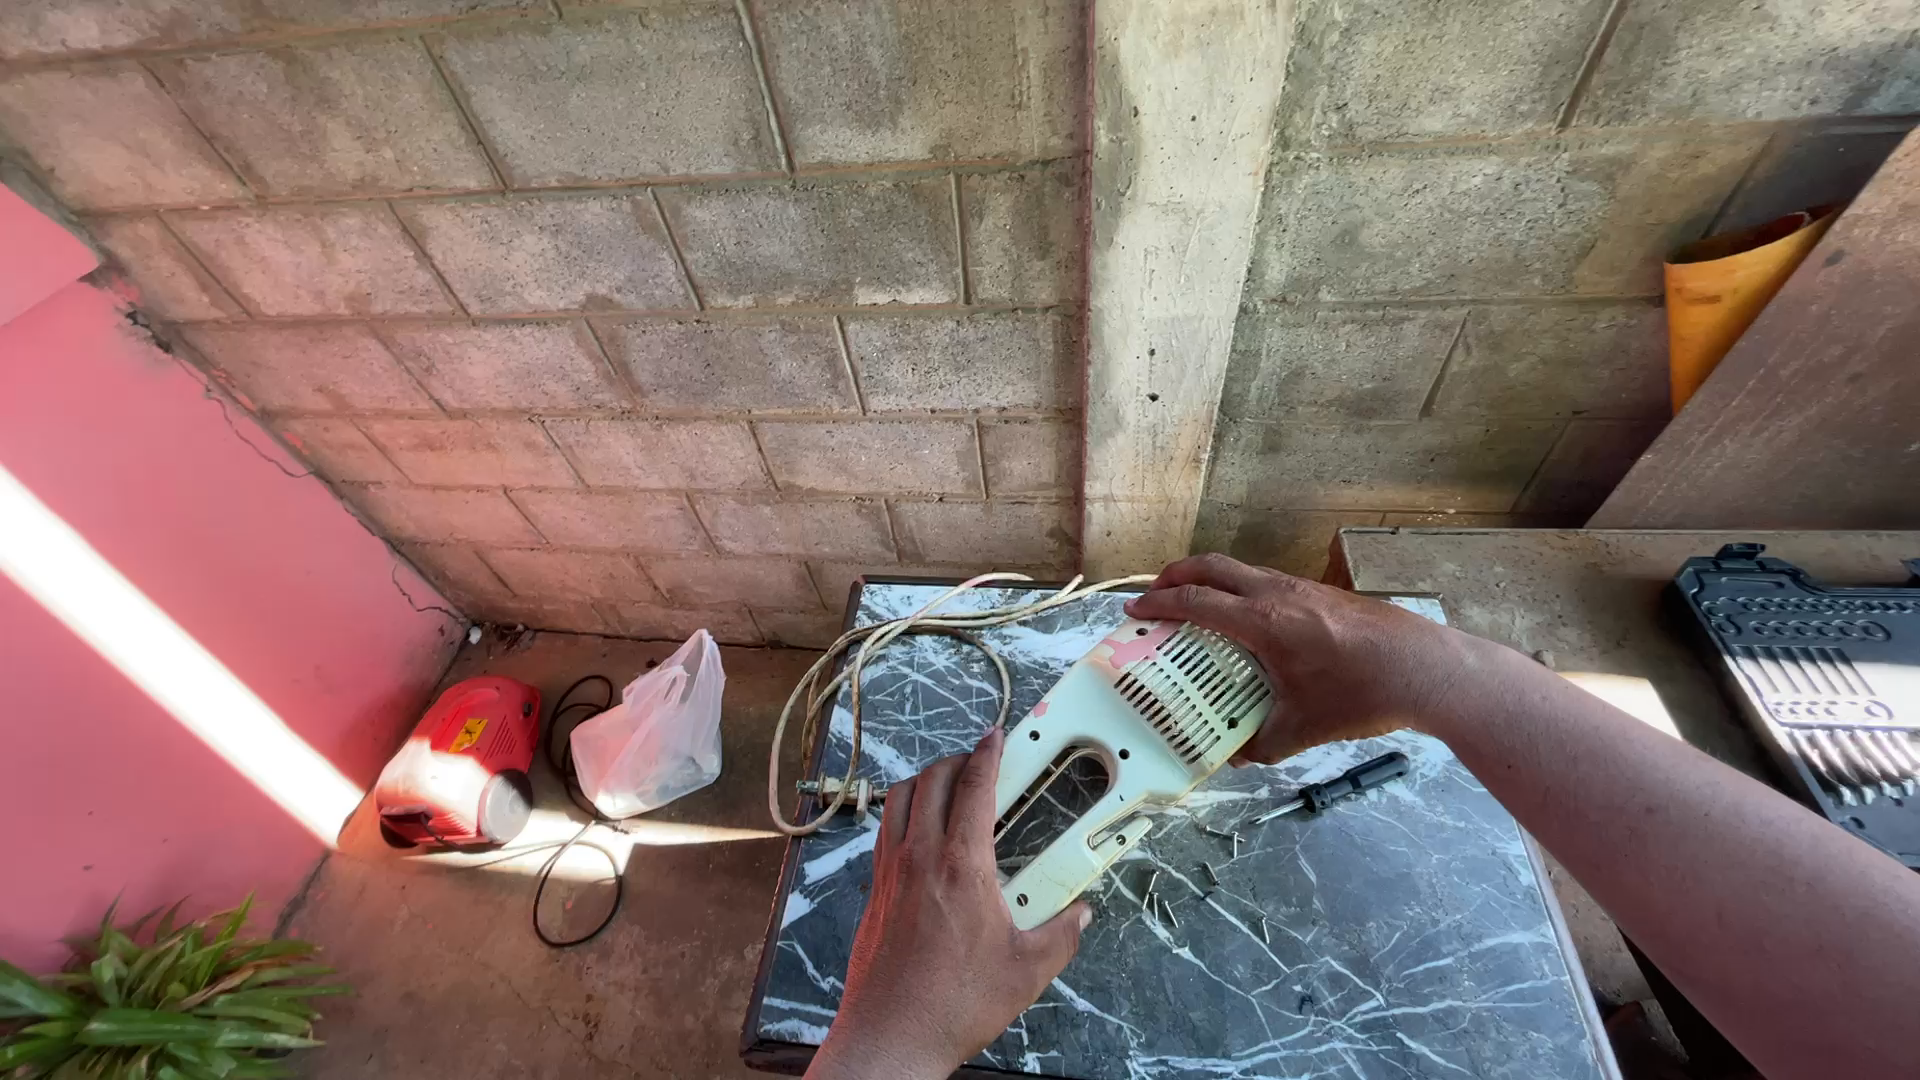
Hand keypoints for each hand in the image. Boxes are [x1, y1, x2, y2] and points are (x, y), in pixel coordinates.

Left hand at [807, 727, 1091, 1078]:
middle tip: (979, 764)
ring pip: (901, 795)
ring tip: (949, 786)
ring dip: (927, 779)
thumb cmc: (956, 1003)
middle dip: (958, 760)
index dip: (988, 753)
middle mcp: (920, 854)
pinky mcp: (875, 886)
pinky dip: (904, 808)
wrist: (890, 1037)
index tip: (995, 735)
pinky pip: (886, 825)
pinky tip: (919, 827)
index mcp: (962, 865)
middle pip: (933, 778)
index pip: (974, 787)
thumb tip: (1081, 912)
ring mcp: (891, 868)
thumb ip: (1061, 934)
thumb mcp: (1026, 971)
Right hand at [1123, 553, 1491, 762]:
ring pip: (1236, 567)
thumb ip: (1259, 744)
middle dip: (1173, 574)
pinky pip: (1258, 577)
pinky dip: (1233, 585)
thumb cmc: (1361, 695)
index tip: (1133, 611)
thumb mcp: (1302, 728)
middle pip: (1209, 565)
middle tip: (1154, 594)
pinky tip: (1242, 616)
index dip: (1158, 604)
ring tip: (1191, 601)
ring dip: (1204, 576)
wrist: (1427, 669)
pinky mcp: (1315, 590)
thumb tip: (1230, 757)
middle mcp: (1272, 593)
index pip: (1195, 601)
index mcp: (1261, 622)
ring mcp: (1296, 586)